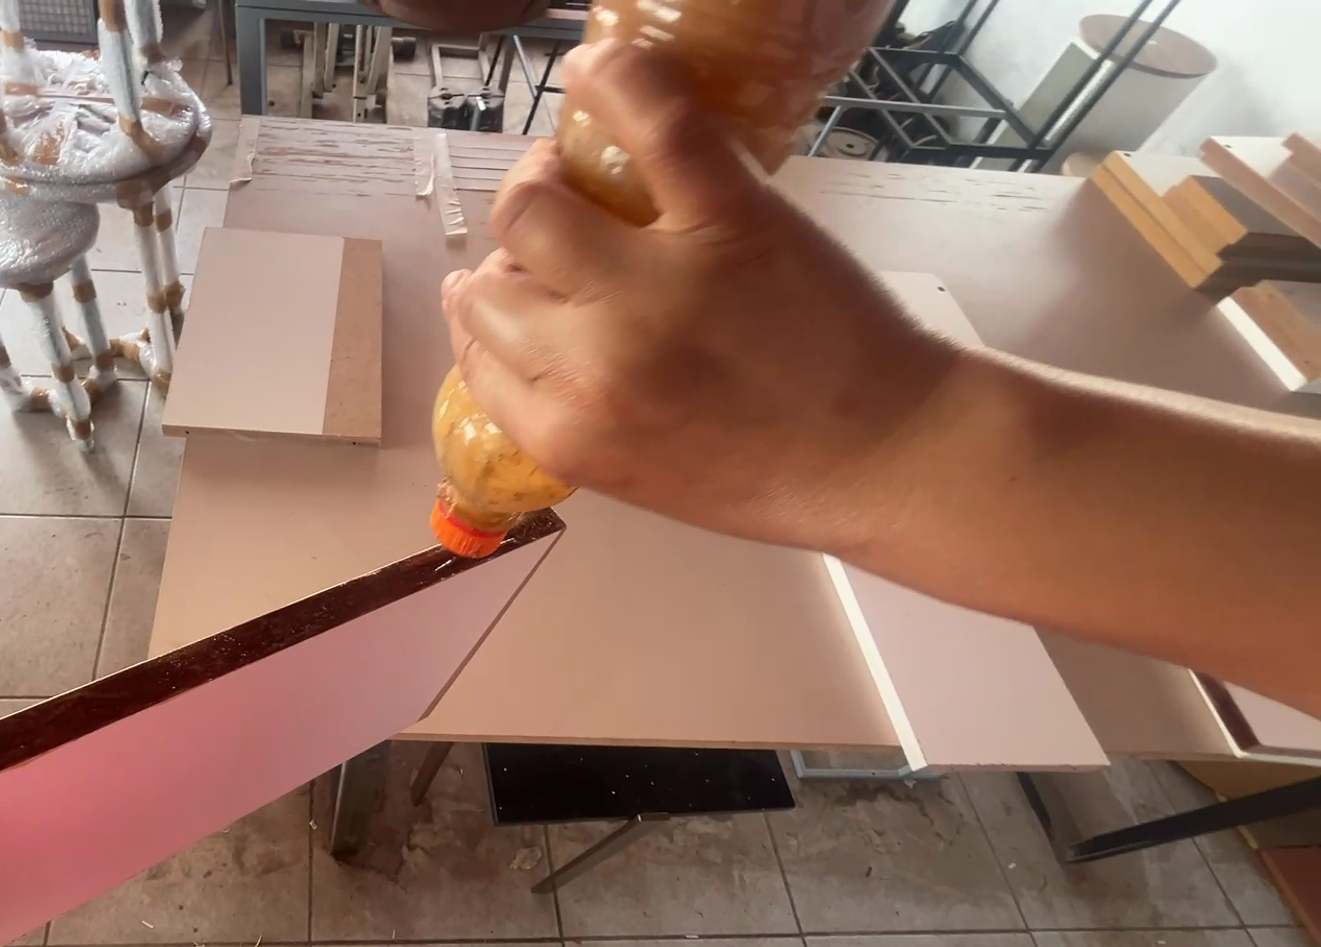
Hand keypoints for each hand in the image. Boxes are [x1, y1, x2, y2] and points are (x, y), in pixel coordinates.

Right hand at [443, 40, 968, 553]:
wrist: (875, 457)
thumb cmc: (746, 477)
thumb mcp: (620, 472)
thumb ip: (556, 413)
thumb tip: (520, 338)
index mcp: (562, 434)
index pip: (474, 356)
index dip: (478, 320)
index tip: (497, 298)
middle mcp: (587, 363)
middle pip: (490, 284)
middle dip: (500, 263)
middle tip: (536, 245)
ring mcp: (651, 286)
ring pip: (531, 210)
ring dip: (530, 188)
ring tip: (558, 178)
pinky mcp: (725, 218)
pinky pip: (651, 126)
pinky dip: (613, 80)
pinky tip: (589, 67)